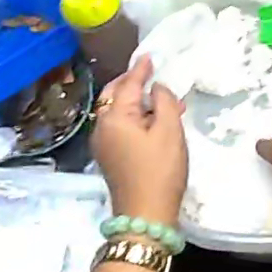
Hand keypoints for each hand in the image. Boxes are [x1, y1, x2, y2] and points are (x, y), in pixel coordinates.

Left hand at [91, 56, 186, 224]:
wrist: (146, 215)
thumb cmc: (160, 169)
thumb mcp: (169, 131)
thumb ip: (164, 102)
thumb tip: (157, 87)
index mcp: (114, 117)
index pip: (128, 84)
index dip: (141, 69)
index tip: (149, 56)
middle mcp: (102, 127)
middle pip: (115, 96)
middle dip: (132, 83)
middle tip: (152, 74)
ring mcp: (104, 144)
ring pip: (118, 112)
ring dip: (136, 101)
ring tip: (161, 98)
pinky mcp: (111, 157)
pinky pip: (120, 126)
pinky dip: (135, 117)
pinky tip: (154, 119)